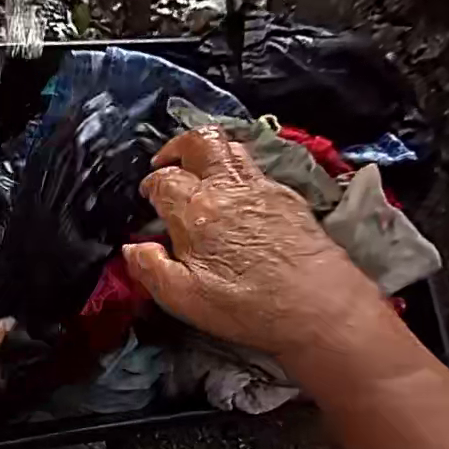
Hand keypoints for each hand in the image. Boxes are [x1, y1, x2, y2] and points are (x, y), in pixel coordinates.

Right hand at [125, 127, 385, 360]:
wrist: (317, 305)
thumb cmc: (244, 306)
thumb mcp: (183, 299)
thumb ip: (150, 269)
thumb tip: (131, 248)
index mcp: (195, 211)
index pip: (163, 181)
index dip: (151, 187)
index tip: (148, 200)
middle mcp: (227, 188)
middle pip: (200, 142)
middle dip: (177, 147)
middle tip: (167, 164)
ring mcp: (261, 187)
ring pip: (231, 147)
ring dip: (209, 152)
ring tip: (200, 172)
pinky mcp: (287, 197)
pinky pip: (255, 168)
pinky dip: (237, 170)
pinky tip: (235, 196)